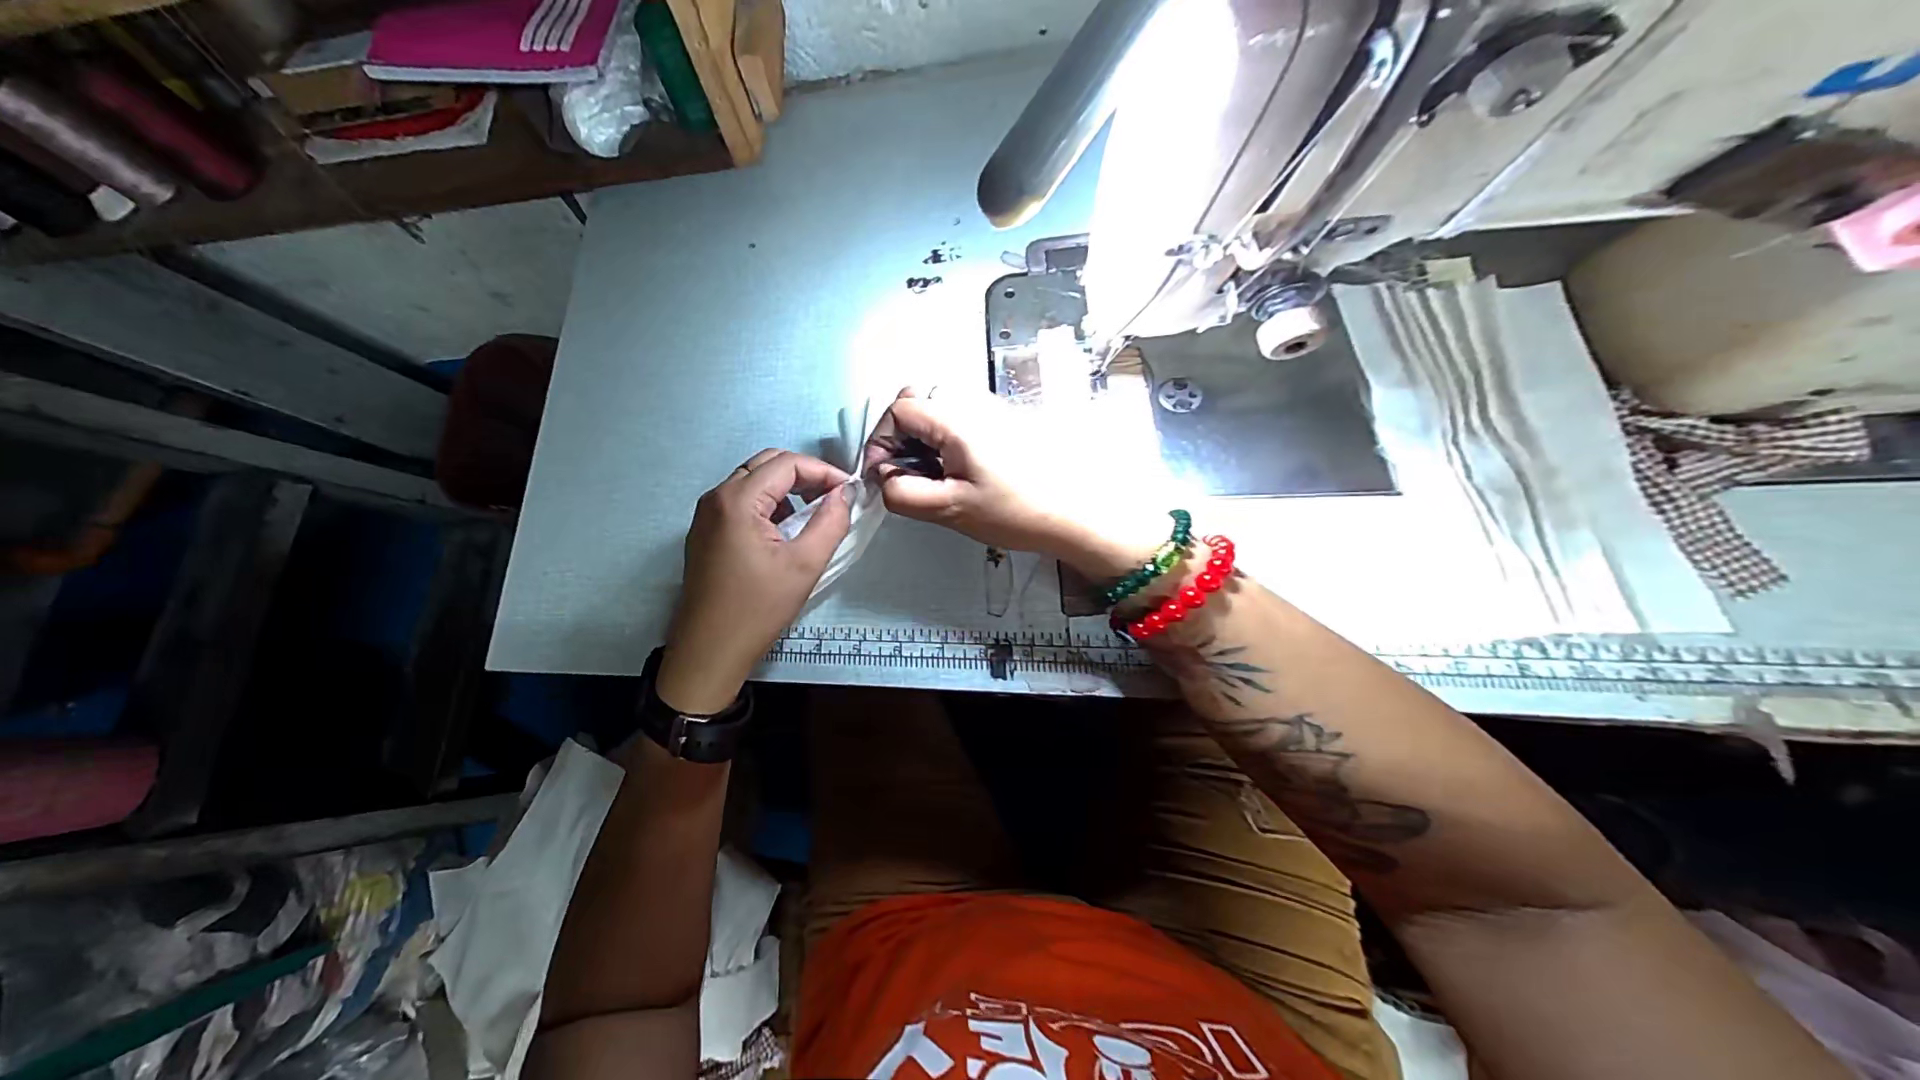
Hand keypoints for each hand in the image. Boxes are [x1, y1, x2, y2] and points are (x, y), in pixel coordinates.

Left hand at [659, 449, 850, 713]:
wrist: (709, 651)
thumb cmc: (758, 609)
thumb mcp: (804, 565)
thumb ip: (830, 522)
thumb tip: (844, 495)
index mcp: (737, 500)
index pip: (786, 463)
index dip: (822, 471)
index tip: (848, 492)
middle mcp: (716, 497)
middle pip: (766, 464)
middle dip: (804, 474)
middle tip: (834, 497)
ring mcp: (706, 514)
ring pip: (752, 480)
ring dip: (786, 488)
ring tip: (815, 512)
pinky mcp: (705, 532)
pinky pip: (740, 501)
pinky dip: (768, 504)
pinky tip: (786, 529)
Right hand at [870, 388, 1164, 578]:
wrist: (1078, 513)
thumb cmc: (1018, 511)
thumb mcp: (951, 509)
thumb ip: (904, 493)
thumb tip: (884, 478)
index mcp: (957, 418)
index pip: (899, 409)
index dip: (882, 441)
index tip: (885, 473)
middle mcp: (973, 401)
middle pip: (917, 400)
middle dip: (901, 435)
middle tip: (907, 473)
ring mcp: (991, 407)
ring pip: (939, 408)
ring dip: (924, 438)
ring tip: (935, 477)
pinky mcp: (1004, 420)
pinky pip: (961, 418)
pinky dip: (947, 439)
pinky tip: (959, 472)